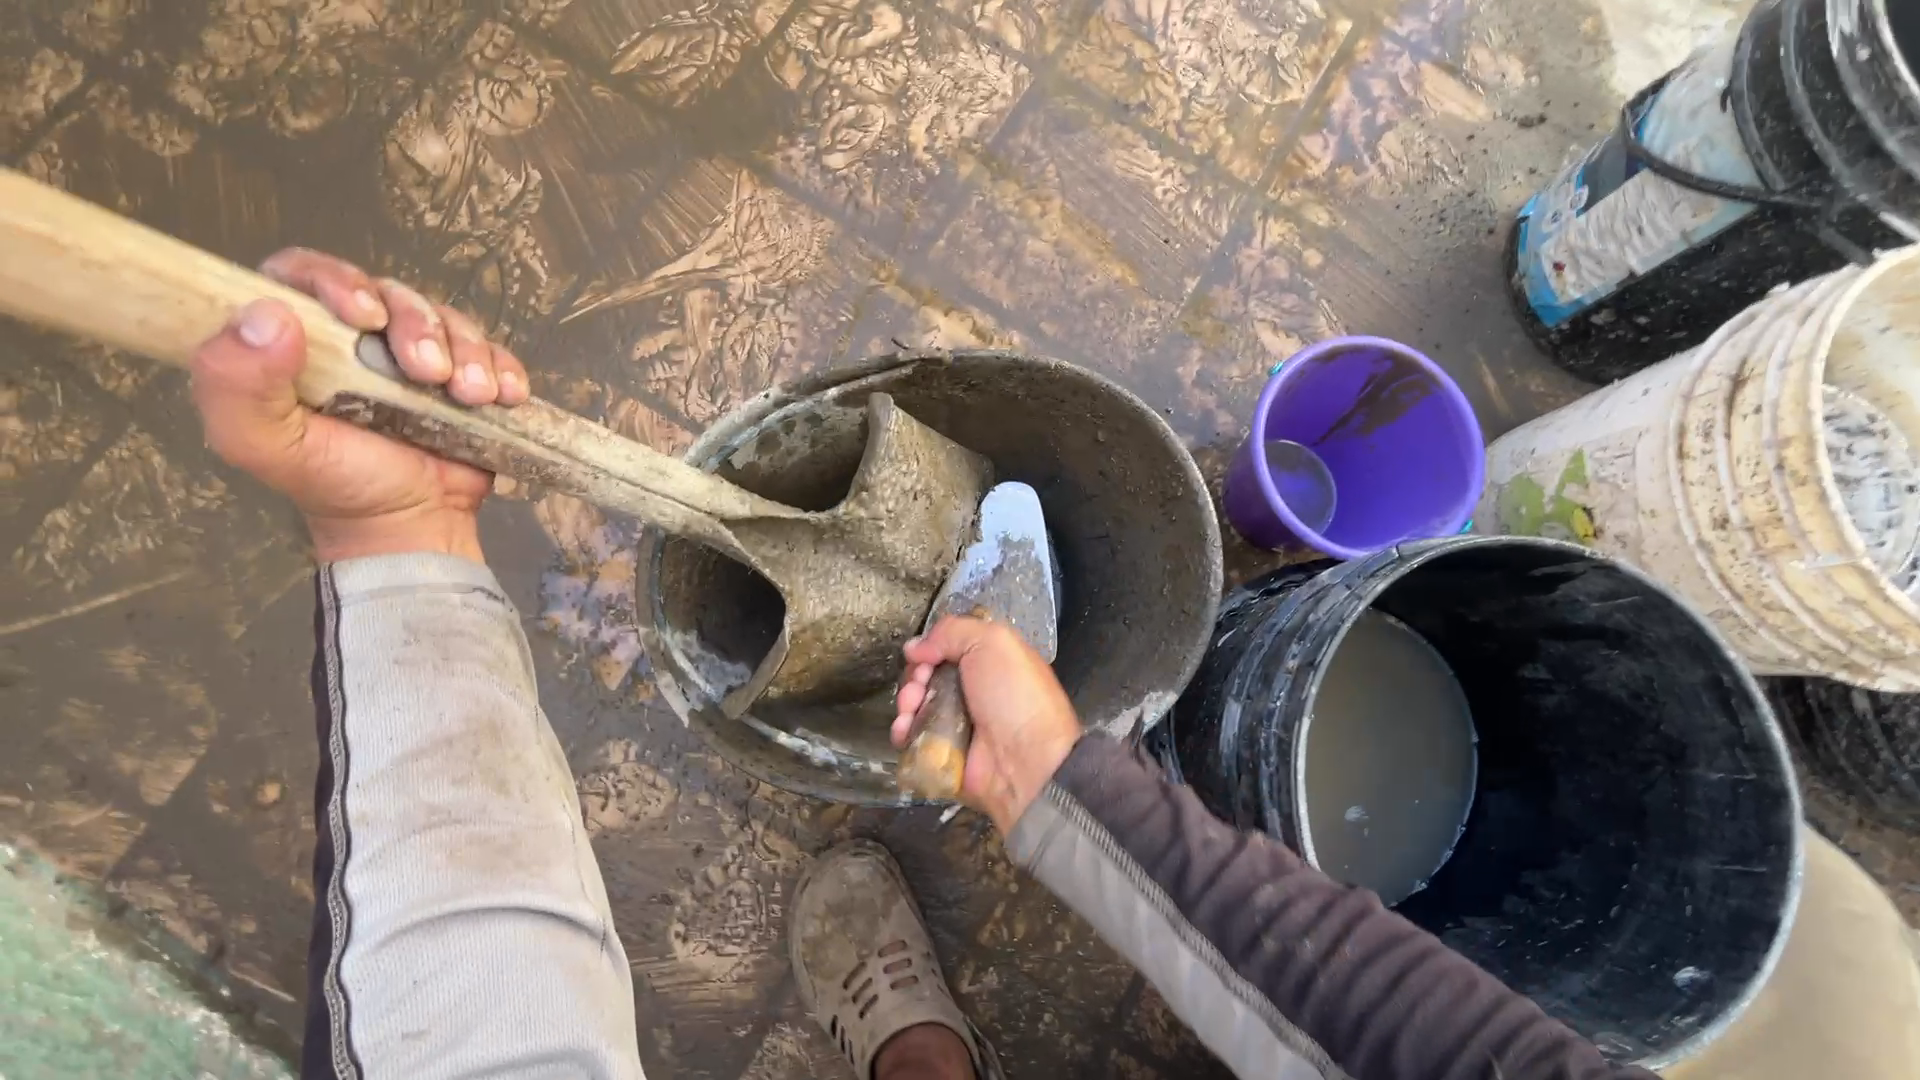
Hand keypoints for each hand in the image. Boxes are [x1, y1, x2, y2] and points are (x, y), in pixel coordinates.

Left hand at [189, 248, 531, 563]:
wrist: (414, 524)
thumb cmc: (336, 482)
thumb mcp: (260, 443)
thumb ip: (236, 383)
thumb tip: (268, 316)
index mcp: (302, 340)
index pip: (308, 275)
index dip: (338, 281)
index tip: (365, 317)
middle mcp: (363, 339)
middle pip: (395, 294)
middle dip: (420, 328)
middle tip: (431, 375)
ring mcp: (424, 358)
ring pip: (452, 322)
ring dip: (469, 355)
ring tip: (472, 398)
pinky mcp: (472, 379)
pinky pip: (497, 354)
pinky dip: (506, 370)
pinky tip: (506, 397)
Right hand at [893, 616, 1082, 832]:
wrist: (1026, 760)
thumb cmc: (1015, 696)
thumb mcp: (993, 642)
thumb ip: (952, 631)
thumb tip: (916, 647)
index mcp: (989, 660)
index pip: (948, 646)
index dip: (931, 647)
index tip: (925, 655)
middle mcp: (973, 688)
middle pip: (927, 673)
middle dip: (916, 675)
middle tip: (920, 682)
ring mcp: (957, 720)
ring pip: (916, 703)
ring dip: (907, 701)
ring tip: (912, 707)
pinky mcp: (943, 750)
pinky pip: (913, 735)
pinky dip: (904, 730)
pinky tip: (905, 728)